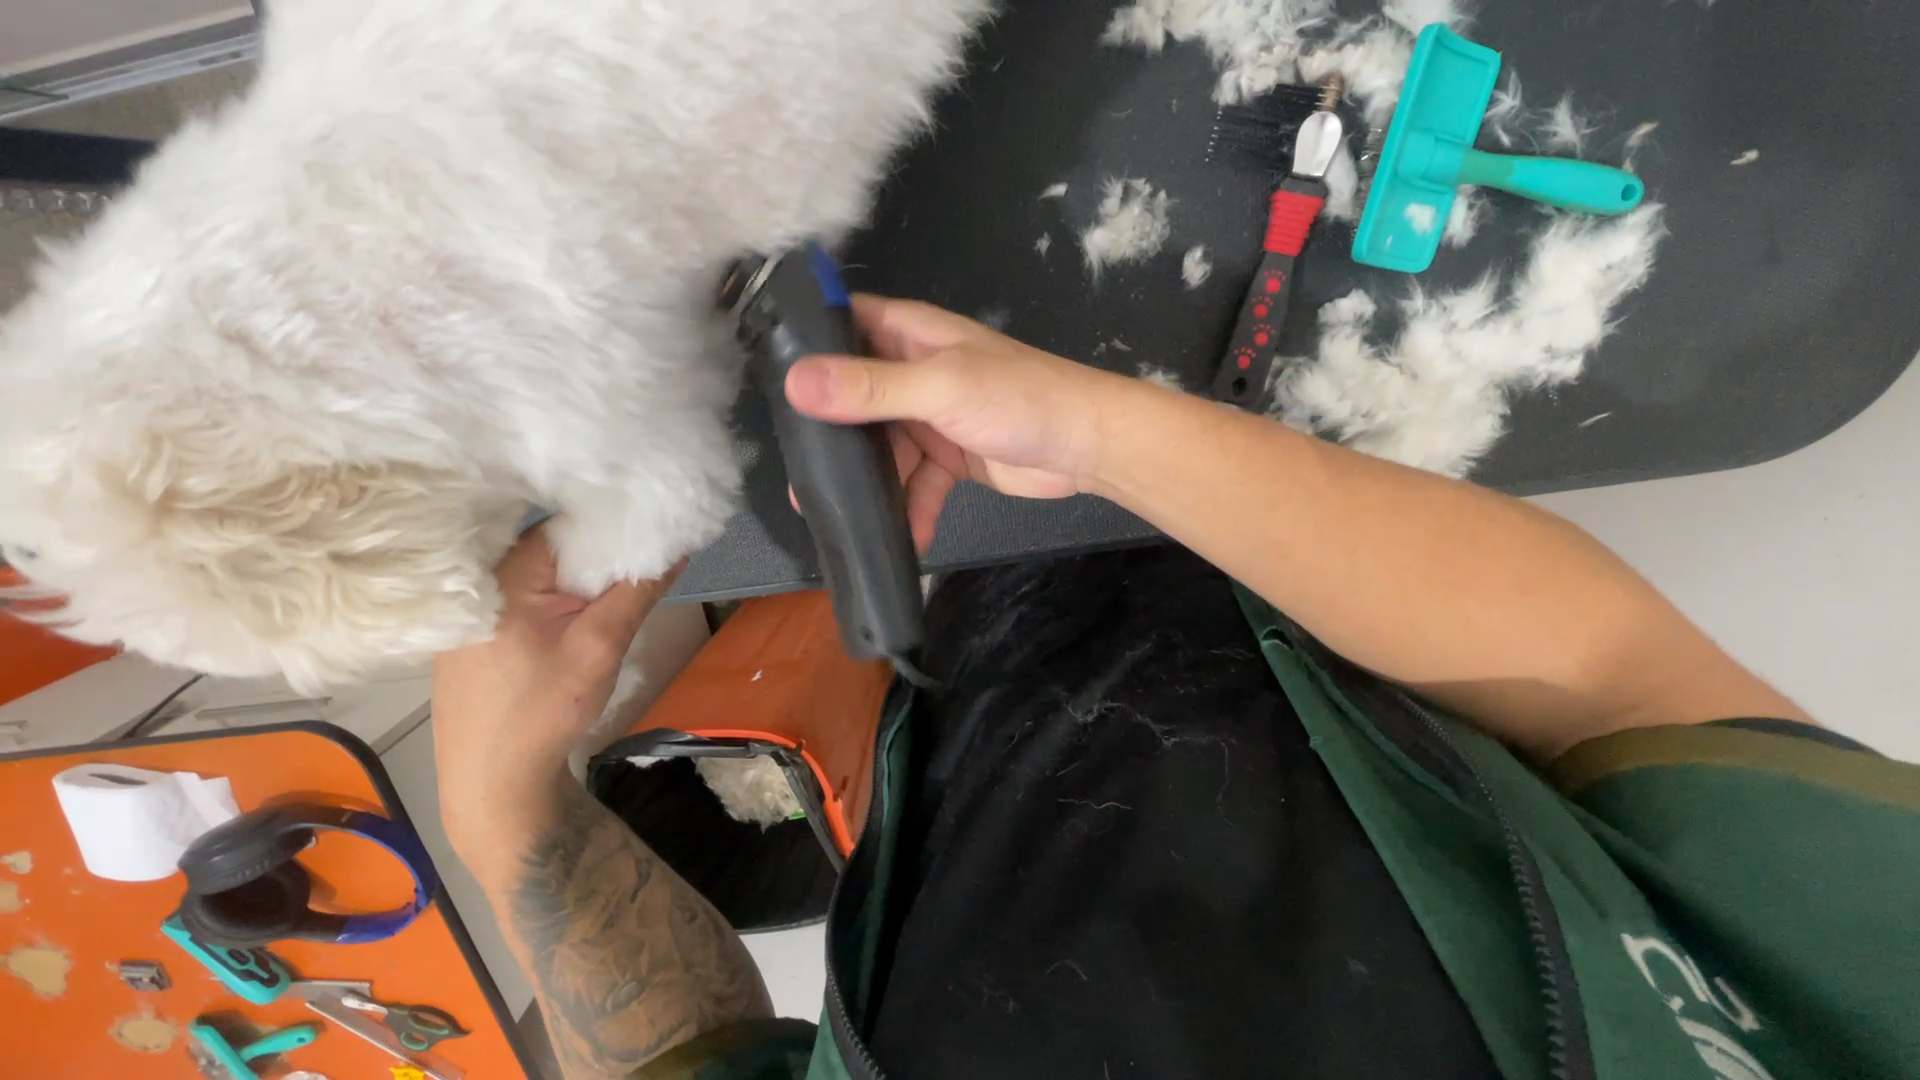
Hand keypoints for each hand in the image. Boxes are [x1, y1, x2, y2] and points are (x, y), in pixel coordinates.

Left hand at [430, 530, 679, 868]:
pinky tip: (572, 626)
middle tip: (635, 576)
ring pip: (537, 578)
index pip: (565, 528)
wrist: (493, 785)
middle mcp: (475, 584)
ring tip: (611, 600)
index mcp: (501, 576)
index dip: (610, 530)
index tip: (648, 539)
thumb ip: (638, 589)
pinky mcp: (468, 638)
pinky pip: (520, 601)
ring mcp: (467, 613)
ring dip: (576, 584)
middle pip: (550, 551)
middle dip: (596, 561)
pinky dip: (553, 603)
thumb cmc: (546, 710)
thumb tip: (677, 542)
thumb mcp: (602, 645)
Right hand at [783, 296, 1135, 547]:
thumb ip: (871, 388)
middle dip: (831, 434)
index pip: (846, 324)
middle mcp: (915, 371)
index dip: (809, 343)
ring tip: (835, 518)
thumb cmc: (1018, 398)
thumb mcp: (940, 388)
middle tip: (801, 475)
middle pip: (856, 396)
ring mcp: (932, 417)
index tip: (772, 379)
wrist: (1085, 446)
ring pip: (883, 447)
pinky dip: (911, 507)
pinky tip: (907, 536)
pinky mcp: (949, 458)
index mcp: (911, 335)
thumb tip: (796, 383)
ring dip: (868, 482)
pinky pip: (916, 482)